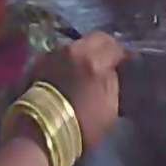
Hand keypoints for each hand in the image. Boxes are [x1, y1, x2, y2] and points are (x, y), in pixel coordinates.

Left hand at [30, 32, 126, 152]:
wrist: (42, 128)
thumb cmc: (81, 123)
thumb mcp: (109, 108)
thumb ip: (112, 82)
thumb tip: (111, 70)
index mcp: (95, 61)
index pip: (114, 45)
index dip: (121, 54)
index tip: (123, 63)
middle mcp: (75, 49)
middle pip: (95, 37)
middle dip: (104, 46)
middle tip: (107, 59)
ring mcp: (56, 51)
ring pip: (77, 44)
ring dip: (84, 51)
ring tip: (85, 66)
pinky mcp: (42, 59)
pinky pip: (61, 52)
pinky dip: (68, 58)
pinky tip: (69, 71)